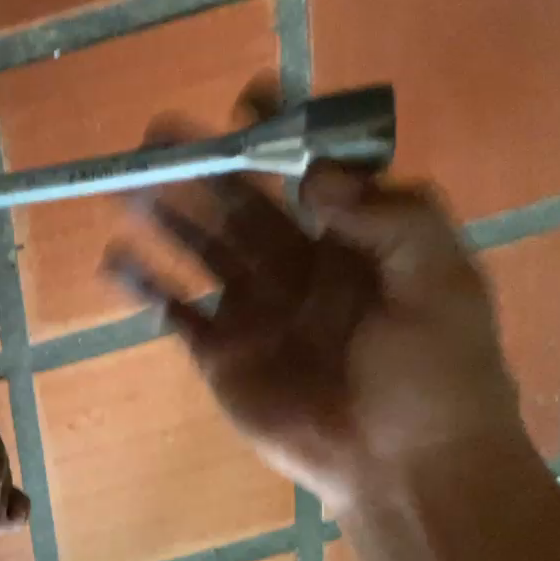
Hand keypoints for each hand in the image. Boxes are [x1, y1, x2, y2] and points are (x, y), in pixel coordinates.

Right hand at [107, 121, 522, 507]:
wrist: (398, 463)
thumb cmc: (435, 376)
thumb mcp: (443, 286)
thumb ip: (393, 222)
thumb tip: (316, 176)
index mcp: (358, 243)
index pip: (315, 173)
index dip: (283, 134)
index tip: (248, 97)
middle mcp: (299, 265)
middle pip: (241, 205)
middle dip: (202, 168)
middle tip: (158, 135)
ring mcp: (252, 308)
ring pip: (199, 249)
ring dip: (163, 217)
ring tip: (125, 189)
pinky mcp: (217, 349)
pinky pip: (172, 309)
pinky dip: (143, 287)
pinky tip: (115, 262)